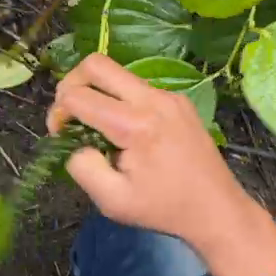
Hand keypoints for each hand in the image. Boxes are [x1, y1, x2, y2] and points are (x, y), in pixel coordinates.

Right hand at [50, 54, 275, 275]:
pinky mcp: (177, 100)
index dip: (57, 113)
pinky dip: (116, 99)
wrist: (218, 211)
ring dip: (94, 91)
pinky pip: (135, 85)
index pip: (78, 96)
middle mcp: (153, 100)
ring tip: (93, 124)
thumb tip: (74, 143)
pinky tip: (120, 128)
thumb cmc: (163, 209)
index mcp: (135, 126)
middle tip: (68, 114)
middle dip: (70, 84)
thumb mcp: (111, 200)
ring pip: (115, 72)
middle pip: (95, 64)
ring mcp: (169, 96)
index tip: (61, 136)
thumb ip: (81, 166)